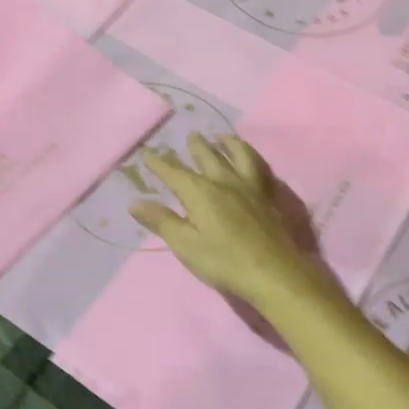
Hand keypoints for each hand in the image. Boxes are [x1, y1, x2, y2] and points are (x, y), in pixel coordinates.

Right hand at [130, 134, 322, 305]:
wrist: (273, 272)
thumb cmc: (223, 261)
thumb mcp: (185, 245)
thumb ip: (161, 221)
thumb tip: (135, 202)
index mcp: (201, 192)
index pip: (174, 173)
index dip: (160, 164)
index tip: (148, 155)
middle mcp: (225, 182)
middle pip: (209, 157)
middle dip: (197, 146)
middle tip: (191, 135)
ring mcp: (250, 187)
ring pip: (239, 155)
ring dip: (229, 143)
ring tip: (223, 137)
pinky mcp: (269, 197)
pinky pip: (260, 168)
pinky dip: (252, 157)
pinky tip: (252, 161)